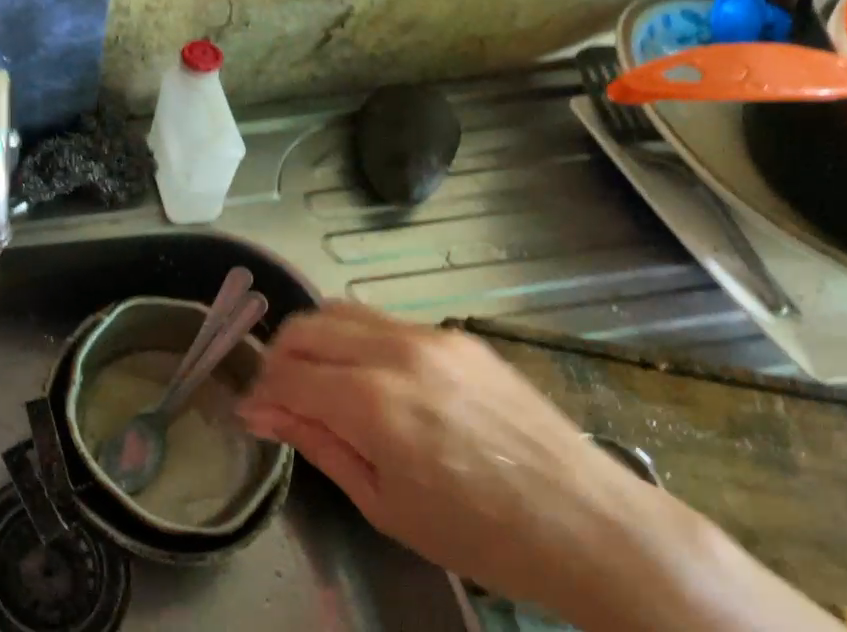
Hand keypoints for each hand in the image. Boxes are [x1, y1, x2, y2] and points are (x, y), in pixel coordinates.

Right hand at [235, 302, 676, 613]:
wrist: (592, 527)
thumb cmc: (483, 535)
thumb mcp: (384, 503)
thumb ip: (318, 444)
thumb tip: (263, 414)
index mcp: (371, 401)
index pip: (285, 374)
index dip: (260, 394)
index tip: (254, 416)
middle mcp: (395, 351)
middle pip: (304, 327)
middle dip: (279, 359)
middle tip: (282, 398)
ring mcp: (431, 336)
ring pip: (341, 311)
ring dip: (315, 340)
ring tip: (322, 382)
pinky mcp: (459, 336)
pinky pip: (385, 320)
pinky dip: (358, 340)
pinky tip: (374, 380)